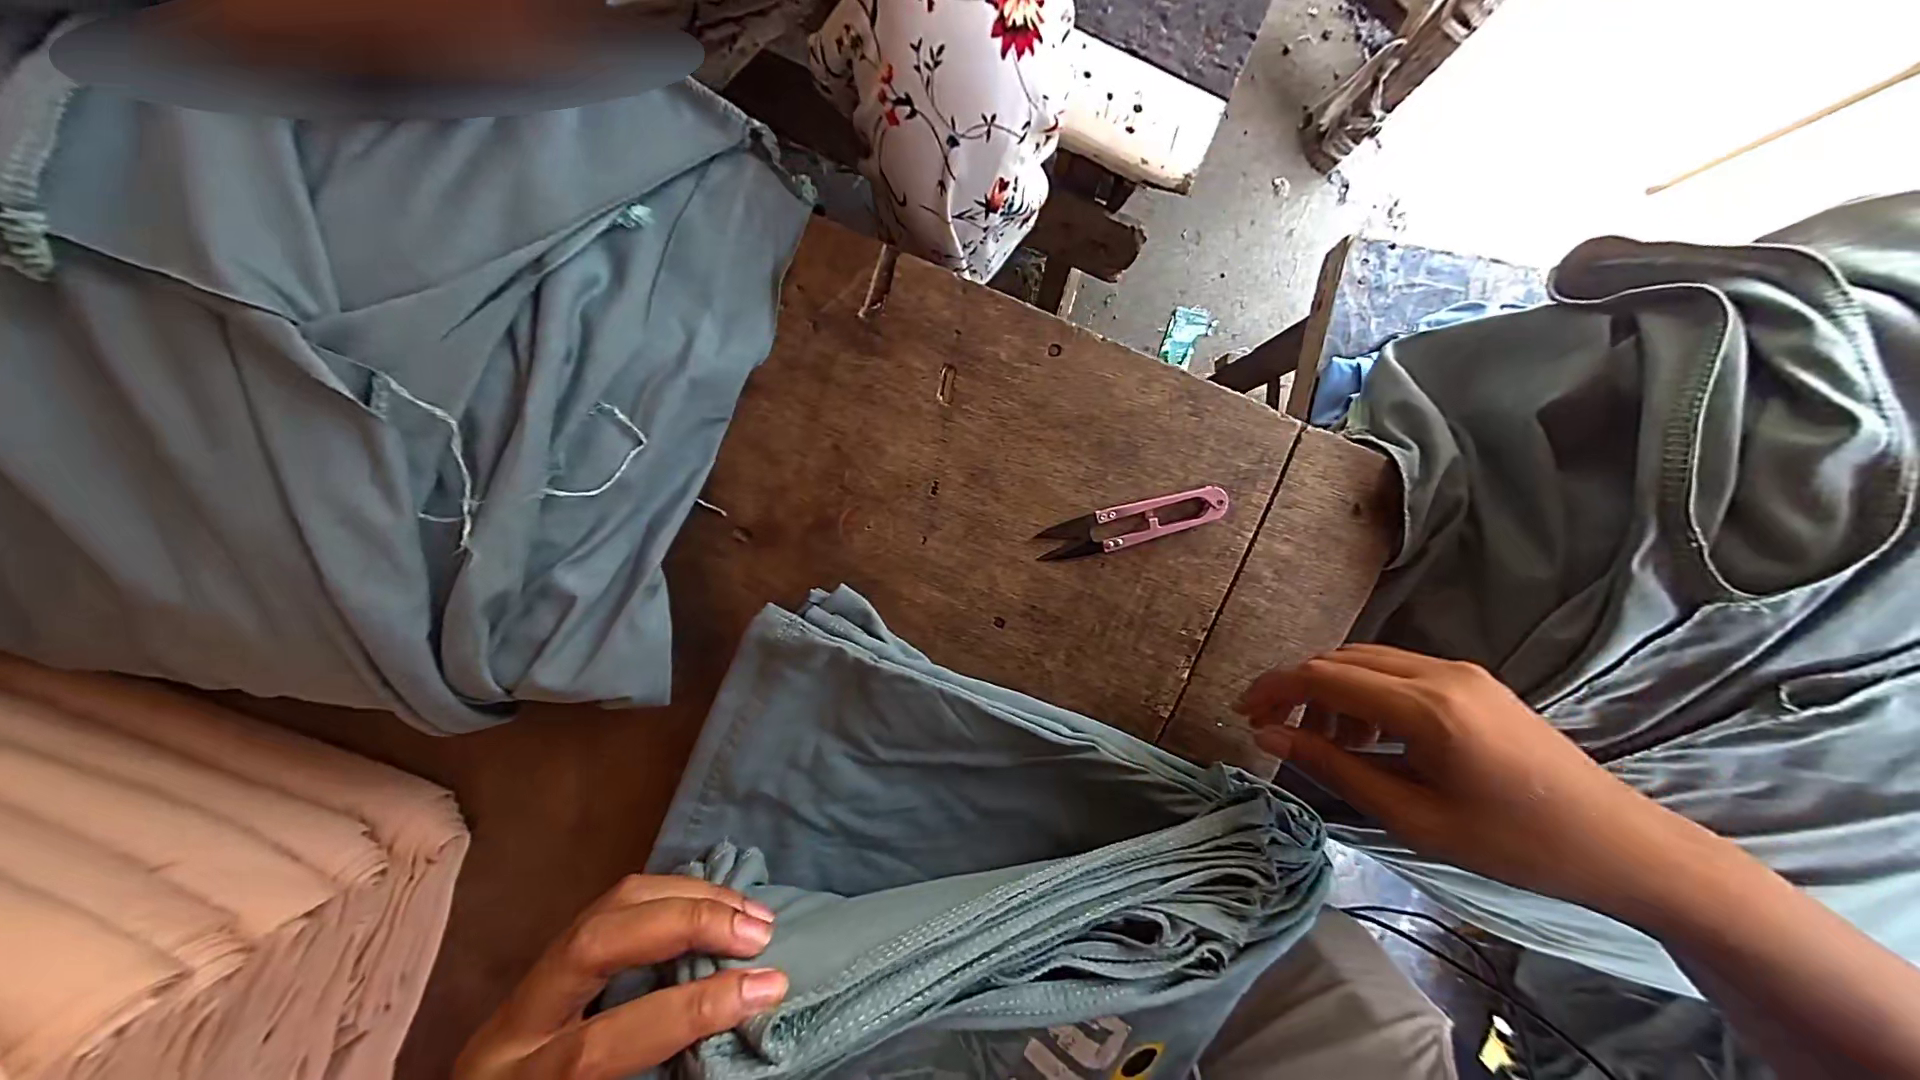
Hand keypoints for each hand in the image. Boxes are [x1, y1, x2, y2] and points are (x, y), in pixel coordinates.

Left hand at [455, 875, 788, 1079]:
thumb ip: (654, 1072)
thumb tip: (740, 1020)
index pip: (602, 1042)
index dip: (693, 1009)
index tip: (767, 987)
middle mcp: (511, 1027)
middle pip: (597, 942)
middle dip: (688, 924)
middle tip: (758, 933)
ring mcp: (529, 982)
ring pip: (608, 904)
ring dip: (689, 896)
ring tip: (750, 912)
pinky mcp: (554, 955)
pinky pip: (617, 902)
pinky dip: (674, 893)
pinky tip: (713, 903)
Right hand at [1237, 644, 1727, 922]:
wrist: (1624, 845)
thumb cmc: (1515, 844)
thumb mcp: (1413, 817)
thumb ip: (1334, 767)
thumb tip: (1268, 735)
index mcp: (1426, 707)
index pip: (1323, 676)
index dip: (1274, 689)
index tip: (1243, 713)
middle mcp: (1439, 673)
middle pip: (1339, 660)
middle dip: (1295, 687)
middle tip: (1270, 726)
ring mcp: (1460, 671)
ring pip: (1365, 660)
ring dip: (1329, 690)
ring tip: (1324, 738)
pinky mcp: (1472, 680)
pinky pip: (1396, 670)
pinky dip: (1363, 692)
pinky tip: (1368, 733)